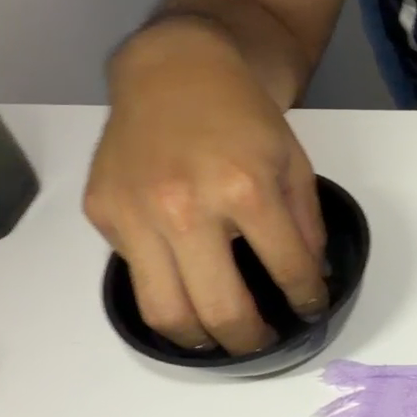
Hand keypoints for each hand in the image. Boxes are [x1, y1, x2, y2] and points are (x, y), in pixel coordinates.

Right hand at [85, 21, 326, 354]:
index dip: (307, 300)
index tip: (310, 310)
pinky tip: (188, 291)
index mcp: (245, 191)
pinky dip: (166, 293)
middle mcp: (185, 209)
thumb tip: (313, 279)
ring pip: (165, 312)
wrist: (176, 73)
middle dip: (249, 340)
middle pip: (219, 310)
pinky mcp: (104, 214)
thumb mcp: (294, 165)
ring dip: (199, 339)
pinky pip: (136, 274)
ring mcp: (136, 214)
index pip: (287, 271)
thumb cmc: (244, 119)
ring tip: (220, 340)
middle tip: (262, 343)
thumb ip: (306, 225)